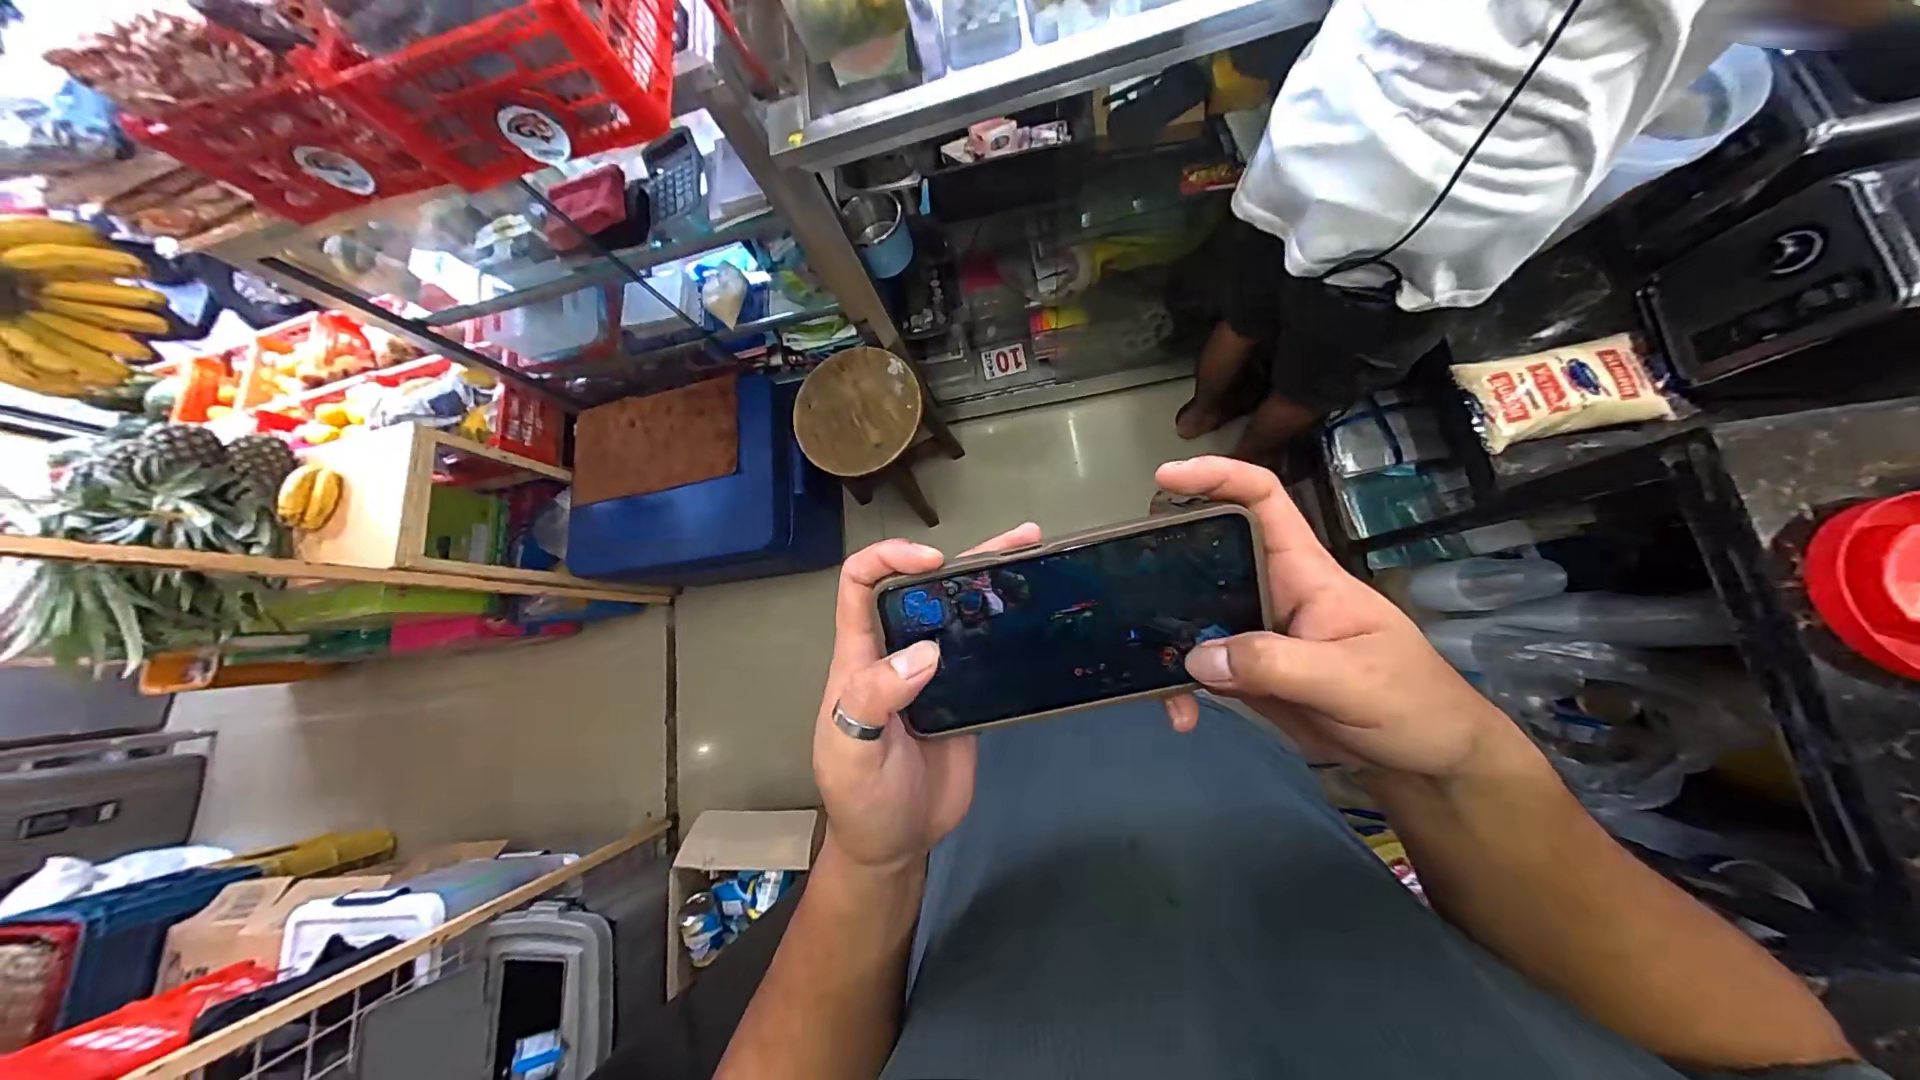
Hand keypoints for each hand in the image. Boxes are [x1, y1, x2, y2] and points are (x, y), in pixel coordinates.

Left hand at [814, 523, 1042, 872]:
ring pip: (960, 613)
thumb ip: (875, 701)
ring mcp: (935, 672)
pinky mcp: (965, 693)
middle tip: (1017, 541)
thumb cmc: (860, 799)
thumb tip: (926, 652)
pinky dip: (1007, 627)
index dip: (888, 558)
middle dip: (964, 557)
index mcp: (860, 656)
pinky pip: (984, 650)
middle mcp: (897, 651)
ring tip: (1036, 556)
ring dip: (992, 582)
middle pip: (924, 587)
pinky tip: (1034, 613)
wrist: (895, 843)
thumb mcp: (851, 754)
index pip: (860, 584)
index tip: (931, 561)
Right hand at [1158, 456, 1523, 777]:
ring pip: (1191, 614)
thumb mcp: (1350, 679)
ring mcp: (1252, 630)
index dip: (1217, 476)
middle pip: (1207, 551)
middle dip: (1163, 555)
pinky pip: (1196, 666)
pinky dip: (1180, 688)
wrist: (1425, 759)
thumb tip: (1197, 657)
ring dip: (1163, 638)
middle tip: (1123, 572)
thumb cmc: (1410, 701)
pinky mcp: (1243, 670)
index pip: (1262, 500)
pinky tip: (1180, 715)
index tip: (1165, 476)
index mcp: (1302, 571)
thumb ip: (1276, 664)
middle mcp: (1268, 589)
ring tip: (1142, 665)